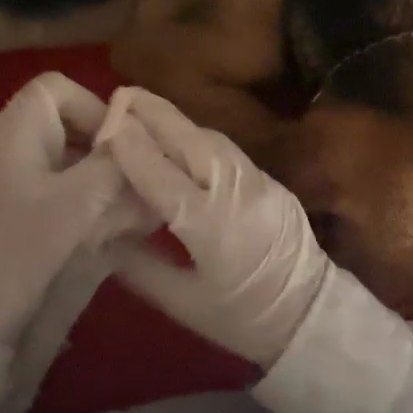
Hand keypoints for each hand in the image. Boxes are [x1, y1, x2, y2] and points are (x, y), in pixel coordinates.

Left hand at [0, 73, 136, 342]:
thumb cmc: (22, 245)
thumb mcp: (82, 201)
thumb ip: (117, 164)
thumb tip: (145, 143)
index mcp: (9, 129)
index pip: (56, 86)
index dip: (94, 105)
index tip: (117, 142)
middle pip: (53, 119)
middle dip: (94, 142)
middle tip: (123, 174)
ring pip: (45, 151)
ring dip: (82, 169)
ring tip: (112, 201)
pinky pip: (30, 178)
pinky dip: (61, 189)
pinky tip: (83, 221)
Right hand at [99, 88, 329, 367]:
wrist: (310, 314)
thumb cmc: (242, 320)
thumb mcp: (183, 303)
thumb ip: (140, 266)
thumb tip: (103, 232)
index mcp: (212, 228)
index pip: (163, 176)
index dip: (134, 148)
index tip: (107, 123)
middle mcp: (237, 193)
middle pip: (191, 142)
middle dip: (156, 115)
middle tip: (123, 92)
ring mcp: (260, 182)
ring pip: (212, 140)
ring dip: (177, 122)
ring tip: (144, 108)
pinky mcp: (272, 180)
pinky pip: (229, 150)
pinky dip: (200, 137)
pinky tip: (181, 135)